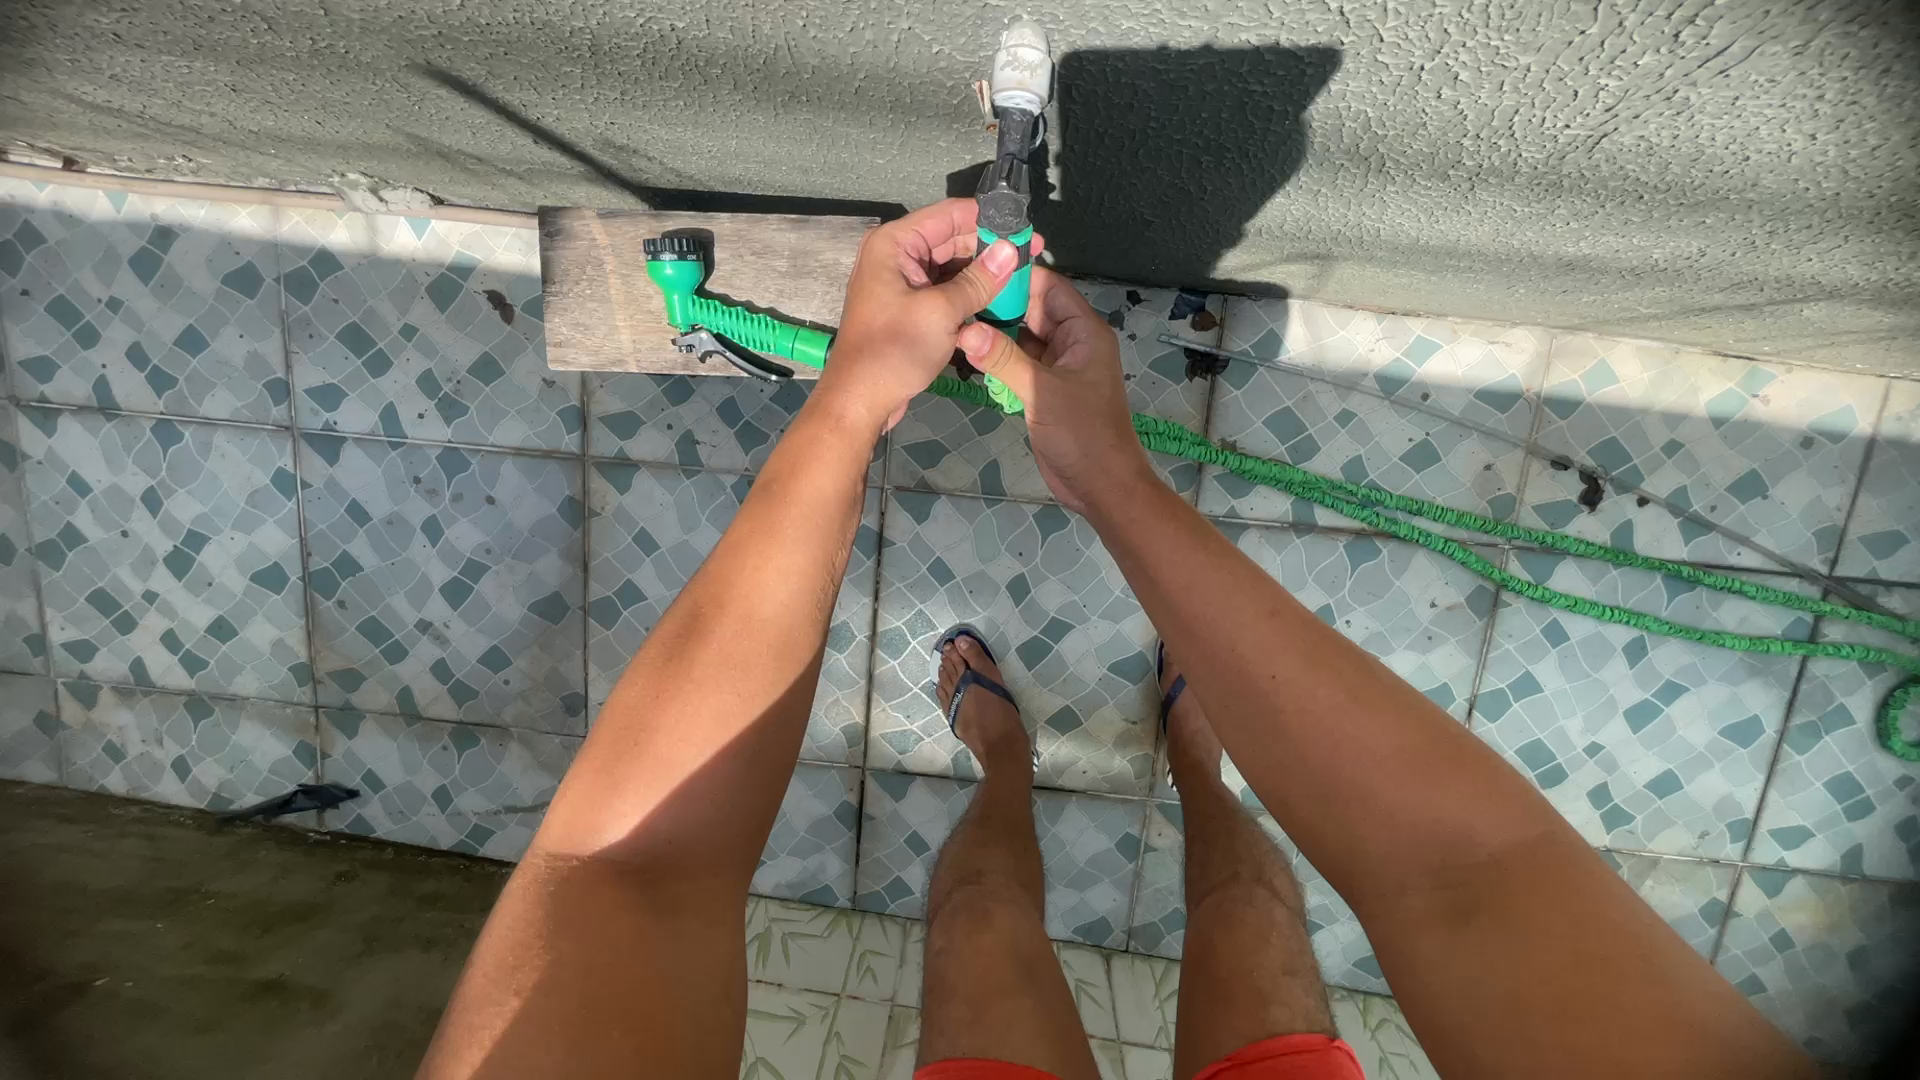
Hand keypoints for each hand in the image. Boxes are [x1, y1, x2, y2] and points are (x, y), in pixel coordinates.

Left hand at [813, 198, 1033, 432]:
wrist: (860, 400)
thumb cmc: (893, 351)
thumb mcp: (940, 313)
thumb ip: (978, 281)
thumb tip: (1012, 252)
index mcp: (895, 244)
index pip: (950, 215)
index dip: (990, 219)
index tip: (1026, 229)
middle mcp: (897, 257)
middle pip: (952, 240)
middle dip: (990, 248)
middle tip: (1031, 256)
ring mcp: (903, 285)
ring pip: (952, 268)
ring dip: (983, 274)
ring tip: (1022, 278)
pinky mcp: (910, 310)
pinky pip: (945, 293)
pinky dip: (969, 295)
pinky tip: (999, 300)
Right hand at [957, 268, 1155, 514]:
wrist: (1101, 484)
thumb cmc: (1082, 434)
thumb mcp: (1041, 391)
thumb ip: (1003, 359)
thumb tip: (965, 330)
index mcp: (1084, 332)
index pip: (1049, 287)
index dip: (1016, 275)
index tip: (975, 266)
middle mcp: (1072, 343)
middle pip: (1032, 310)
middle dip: (998, 304)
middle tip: (954, 295)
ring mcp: (1058, 367)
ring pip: (1023, 338)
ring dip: (994, 333)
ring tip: (954, 320)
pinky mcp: (1045, 390)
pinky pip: (1019, 364)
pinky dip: (998, 359)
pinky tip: (968, 354)